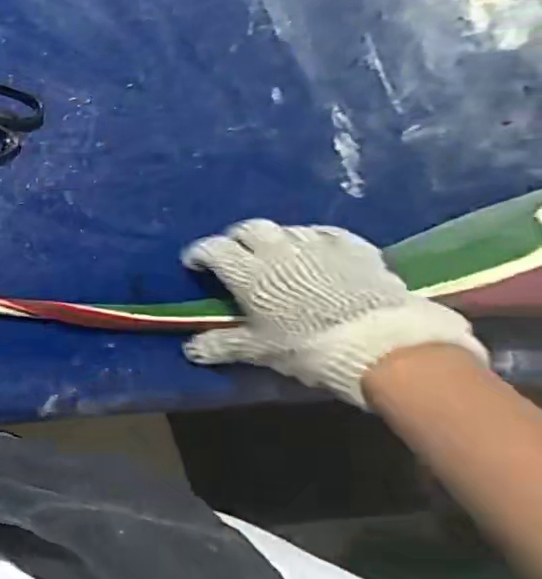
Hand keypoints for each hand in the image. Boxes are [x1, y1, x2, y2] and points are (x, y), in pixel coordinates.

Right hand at [181, 220, 485, 408]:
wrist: (387, 347)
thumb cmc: (308, 346)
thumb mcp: (257, 350)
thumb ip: (221, 345)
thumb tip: (191, 350)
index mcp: (248, 273)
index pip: (213, 249)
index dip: (199, 254)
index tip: (195, 266)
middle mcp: (280, 252)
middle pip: (250, 228)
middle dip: (237, 239)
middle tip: (235, 255)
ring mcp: (323, 248)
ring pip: (288, 229)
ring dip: (276, 239)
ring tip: (276, 254)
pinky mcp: (359, 251)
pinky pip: (329, 234)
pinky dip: (316, 239)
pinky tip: (316, 251)